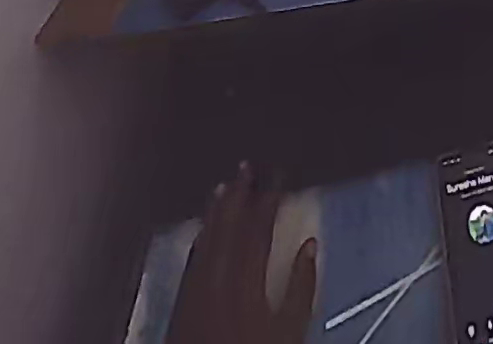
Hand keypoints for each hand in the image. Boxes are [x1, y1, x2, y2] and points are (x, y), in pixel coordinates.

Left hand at [166, 163, 317, 343]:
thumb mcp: (290, 330)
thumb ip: (302, 286)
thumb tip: (310, 244)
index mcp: (248, 274)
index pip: (260, 224)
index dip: (271, 195)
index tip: (280, 174)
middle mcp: (219, 272)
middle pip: (230, 223)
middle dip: (240, 192)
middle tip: (247, 166)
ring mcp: (197, 286)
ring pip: (208, 235)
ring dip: (217, 208)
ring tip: (225, 185)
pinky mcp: (182, 301)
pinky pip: (193, 256)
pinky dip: (201, 235)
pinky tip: (203, 229)